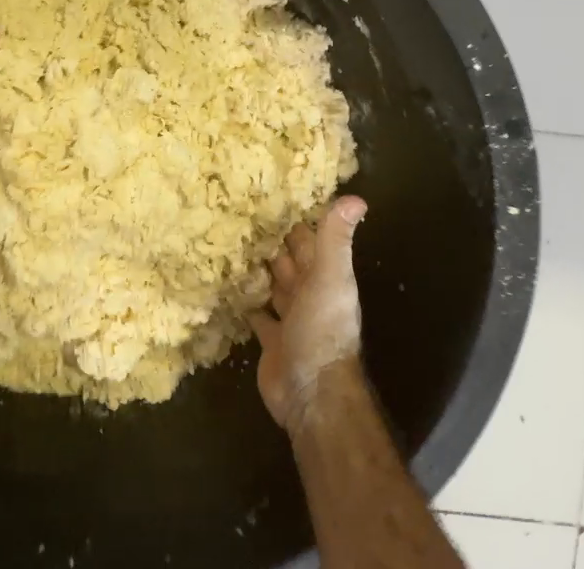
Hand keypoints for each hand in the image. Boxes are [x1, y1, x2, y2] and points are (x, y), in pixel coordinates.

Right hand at [249, 196, 367, 435]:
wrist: (310, 391)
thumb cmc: (322, 330)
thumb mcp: (331, 278)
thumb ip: (336, 240)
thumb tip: (357, 198)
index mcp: (325, 277)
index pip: (308, 239)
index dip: (293, 218)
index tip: (268, 192)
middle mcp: (309, 293)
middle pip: (288, 260)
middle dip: (270, 240)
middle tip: (239, 213)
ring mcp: (289, 317)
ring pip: (272, 283)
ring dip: (257, 267)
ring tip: (230, 243)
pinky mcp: (270, 338)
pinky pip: (256, 312)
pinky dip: (245, 299)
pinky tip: (227, 285)